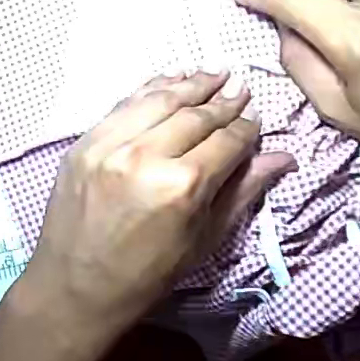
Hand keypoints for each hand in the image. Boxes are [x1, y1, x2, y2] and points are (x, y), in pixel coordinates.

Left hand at [6, 71, 295, 360]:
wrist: (75, 287)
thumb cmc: (149, 275)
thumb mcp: (205, 240)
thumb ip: (243, 191)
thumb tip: (284, 157)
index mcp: (182, 187)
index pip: (226, 142)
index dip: (246, 127)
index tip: (256, 116)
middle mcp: (146, 156)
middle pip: (196, 116)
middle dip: (223, 101)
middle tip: (241, 87)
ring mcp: (110, 144)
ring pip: (161, 99)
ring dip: (191, 83)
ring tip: (214, 73)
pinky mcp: (85, 141)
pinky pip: (125, 103)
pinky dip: (151, 87)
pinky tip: (172, 78)